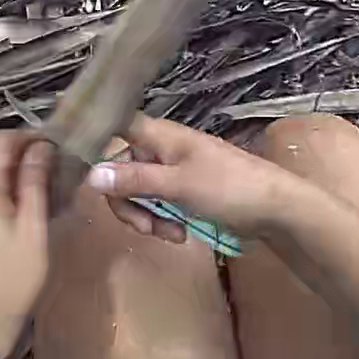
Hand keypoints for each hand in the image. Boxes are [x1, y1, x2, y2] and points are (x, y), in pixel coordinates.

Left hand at [0, 130, 53, 358]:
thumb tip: (43, 148)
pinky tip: (39, 202)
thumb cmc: (11, 277)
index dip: (32, 135)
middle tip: (63, 161)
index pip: (3, 140)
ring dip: (23, 172)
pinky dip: (14, 189)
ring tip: (56, 180)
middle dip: (29, 153)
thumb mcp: (32, 226)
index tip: (60, 141)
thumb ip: (35, 182)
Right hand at [86, 115, 313, 240]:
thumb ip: (132, 180)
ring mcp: (173, 171)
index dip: (96, 136)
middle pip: (121, 169)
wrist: (279, 210)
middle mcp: (161, 149)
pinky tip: (181, 233)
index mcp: (159, 135)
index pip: (116, 125)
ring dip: (148, 217)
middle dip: (128, 202)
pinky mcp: (185, 192)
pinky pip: (159, 204)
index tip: (80, 162)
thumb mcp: (177, 186)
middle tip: (145, 226)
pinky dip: (164, 221)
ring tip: (171, 233)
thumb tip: (89, 175)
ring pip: (139, 192)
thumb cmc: (229, 188)